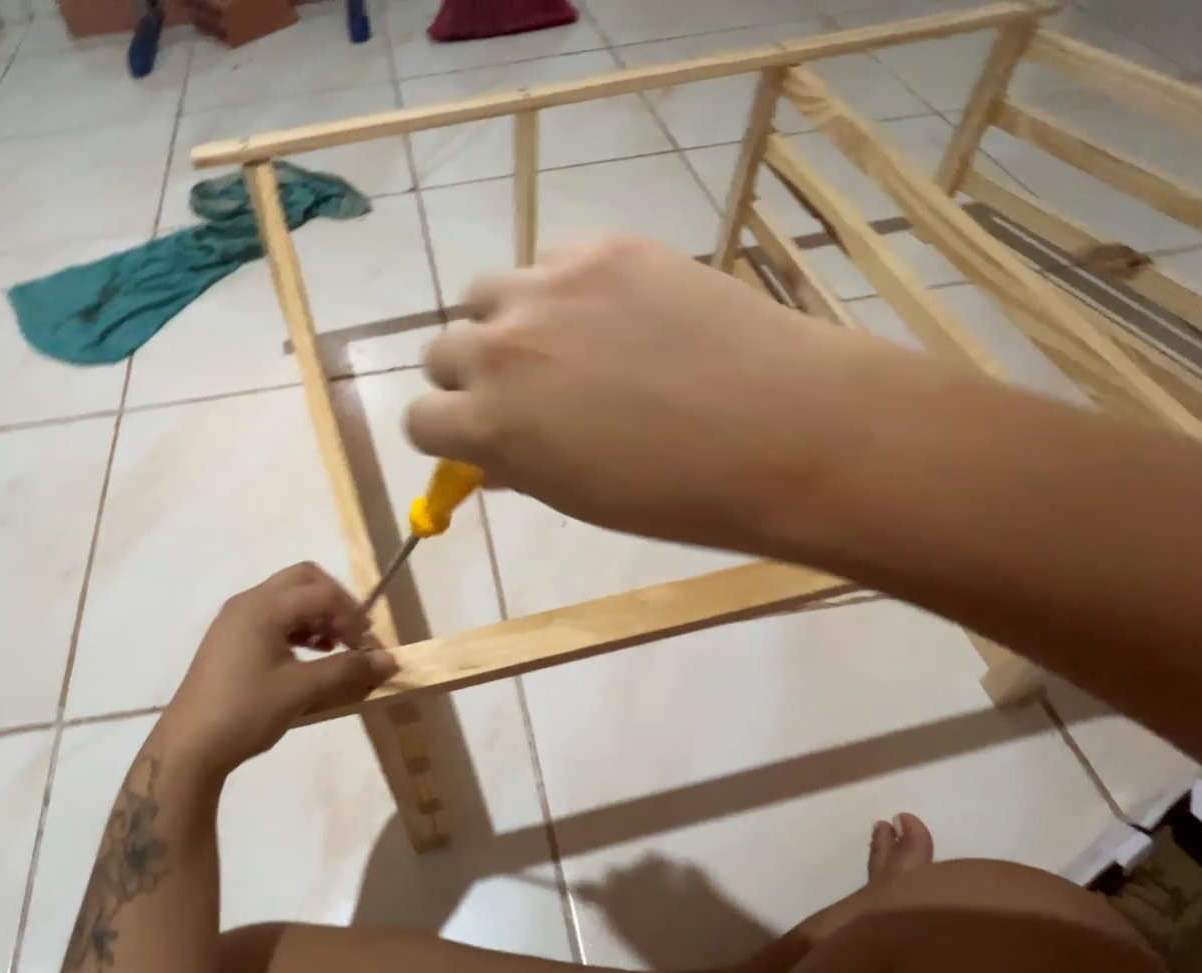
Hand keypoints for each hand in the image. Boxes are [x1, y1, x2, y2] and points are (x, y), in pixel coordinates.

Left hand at [158, 563, 397, 778]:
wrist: (189, 746)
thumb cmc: (246, 711)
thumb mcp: (302, 690)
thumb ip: (348, 670)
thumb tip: (388, 660)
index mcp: (263, 607)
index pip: (322, 593)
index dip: (353, 616)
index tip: (368, 647)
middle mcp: (248, 602)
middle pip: (304, 580)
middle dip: (335, 603)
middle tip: (354, 634)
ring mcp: (236, 619)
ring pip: (288, 597)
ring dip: (317, 615)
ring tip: (336, 649)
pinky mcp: (231, 638)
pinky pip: (273, 617)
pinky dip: (298, 628)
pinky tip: (311, 656)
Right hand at [405, 235, 891, 552]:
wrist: (781, 429)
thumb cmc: (674, 493)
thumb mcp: (577, 496)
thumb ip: (518, 467)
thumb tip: (491, 456)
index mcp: (487, 424)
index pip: (420, 419)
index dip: (447, 431)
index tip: (474, 435)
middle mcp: (498, 349)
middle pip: (442, 351)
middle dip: (469, 374)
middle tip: (522, 388)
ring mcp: (548, 289)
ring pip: (485, 293)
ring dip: (505, 320)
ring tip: (560, 339)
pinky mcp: (603, 248)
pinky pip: (552, 259)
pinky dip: (565, 286)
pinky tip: (616, 309)